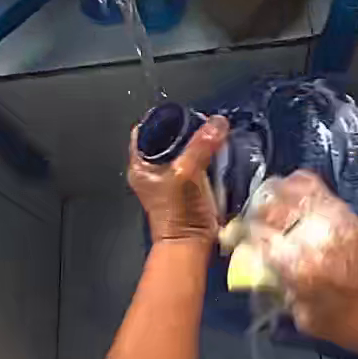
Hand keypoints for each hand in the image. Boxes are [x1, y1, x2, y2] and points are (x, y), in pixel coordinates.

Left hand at [127, 115, 229, 247]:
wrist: (190, 244)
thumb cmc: (180, 213)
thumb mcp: (187, 172)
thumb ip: (201, 146)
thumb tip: (217, 122)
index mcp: (140, 165)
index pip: (147, 130)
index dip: (164, 119)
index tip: (183, 114)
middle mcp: (150, 171)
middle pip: (168, 139)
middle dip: (186, 131)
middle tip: (203, 124)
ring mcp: (168, 180)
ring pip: (182, 152)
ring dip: (197, 145)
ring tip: (212, 136)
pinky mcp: (185, 189)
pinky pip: (195, 165)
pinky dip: (205, 158)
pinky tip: (217, 153)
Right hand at [246, 172, 357, 357]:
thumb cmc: (350, 324)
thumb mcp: (305, 318)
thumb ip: (280, 291)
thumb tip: (261, 271)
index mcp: (298, 264)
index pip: (256, 235)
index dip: (240, 234)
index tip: (234, 238)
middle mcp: (312, 234)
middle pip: (269, 206)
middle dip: (254, 213)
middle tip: (251, 223)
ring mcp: (330, 219)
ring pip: (290, 189)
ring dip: (273, 196)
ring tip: (268, 206)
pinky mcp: (345, 213)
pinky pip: (314, 187)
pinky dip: (297, 187)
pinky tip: (290, 198)